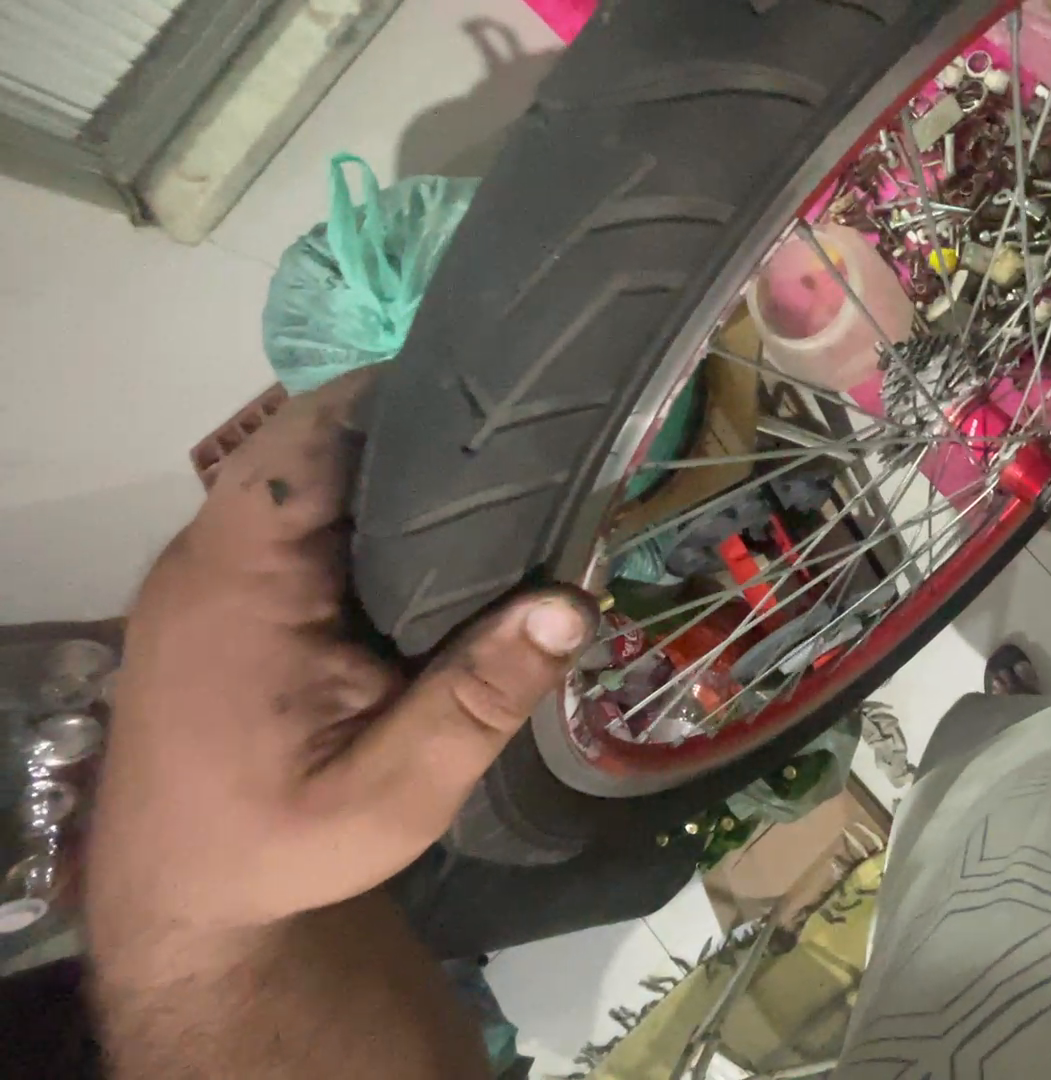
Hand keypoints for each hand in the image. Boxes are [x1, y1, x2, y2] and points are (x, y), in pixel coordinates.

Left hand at [86, 372, 593, 980]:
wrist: (198, 901)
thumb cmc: (286, 844)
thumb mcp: (399, 788)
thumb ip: (481, 697)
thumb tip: (575, 603)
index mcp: (240, 584)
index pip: (307, 443)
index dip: (397, 401)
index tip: (499, 397)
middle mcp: (221, 559)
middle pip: (319, 446)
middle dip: (422, 428)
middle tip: (537, 437)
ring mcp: (230, 575)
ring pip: (325, 481)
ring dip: (411, 469)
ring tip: (519, 473)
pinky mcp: (250, 597)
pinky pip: (324, 520)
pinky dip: (392, 509)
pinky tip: (466, 534)